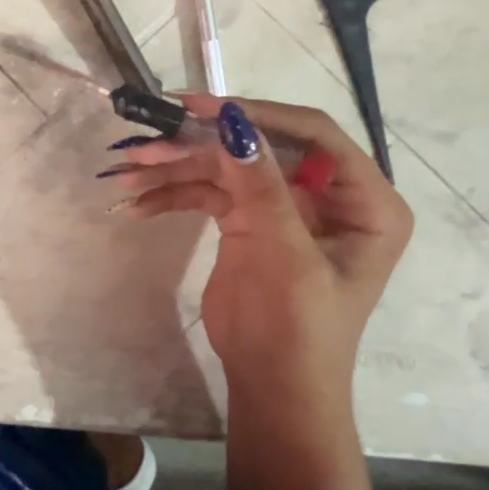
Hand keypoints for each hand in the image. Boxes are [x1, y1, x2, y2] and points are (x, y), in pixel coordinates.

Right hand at [106, 97, 413, 393]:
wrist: (272, 380)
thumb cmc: (299, 324)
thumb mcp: (283, 252)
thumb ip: (259, 184)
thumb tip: (231, 122)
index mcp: (364, 201)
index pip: (311, 134)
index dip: (253, 114)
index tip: (192, 109)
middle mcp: (326, 195)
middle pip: (254, 147)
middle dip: (194, 146)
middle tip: (141, 146)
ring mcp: (282, 206)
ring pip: (222, 167)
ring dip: (171, 168)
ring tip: (124, 174)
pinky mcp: (246, 220)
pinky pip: (205, 191)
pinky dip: (170, 194)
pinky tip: (136, 203)